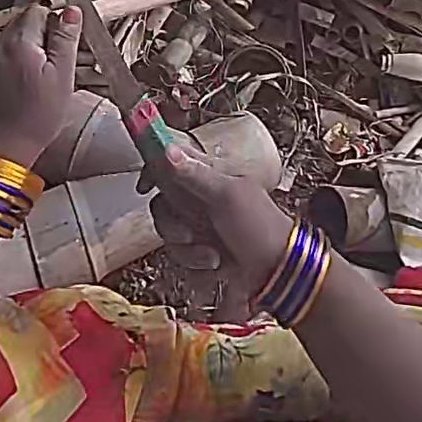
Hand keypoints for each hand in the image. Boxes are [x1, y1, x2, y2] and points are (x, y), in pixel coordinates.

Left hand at [0, 4, 81, 165]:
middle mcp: (1, 47)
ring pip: (21, 42)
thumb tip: (71, 11)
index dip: (60, 19)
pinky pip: (12, 59)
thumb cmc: (32, 118)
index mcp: (19, 40)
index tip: (74, 35)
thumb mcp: (62, 75)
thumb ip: (65, 39)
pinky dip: (29, 64)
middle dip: (51, 34)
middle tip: (71, 55)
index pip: (39, 9)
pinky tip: (41, 85)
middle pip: (29, 24)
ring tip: (59, 74)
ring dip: (41, 50)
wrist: (1, 151)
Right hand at [150, 142, 294, 310]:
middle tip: (188, 233)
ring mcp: (200, 227)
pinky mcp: (201, 252)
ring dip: (188, 250)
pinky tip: (215, 266)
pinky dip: (196, 265)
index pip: (173, 164)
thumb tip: (166, 149)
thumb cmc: (258, 226)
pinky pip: (181, 258)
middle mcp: (200, 199)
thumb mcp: (226, 196)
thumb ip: (194, 175)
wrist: (278, 272)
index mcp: (210, 177)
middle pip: (163, 205)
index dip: (154, 171)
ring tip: (213, 256)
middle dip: (172, 224)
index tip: (144, 186)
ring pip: (170, 235)